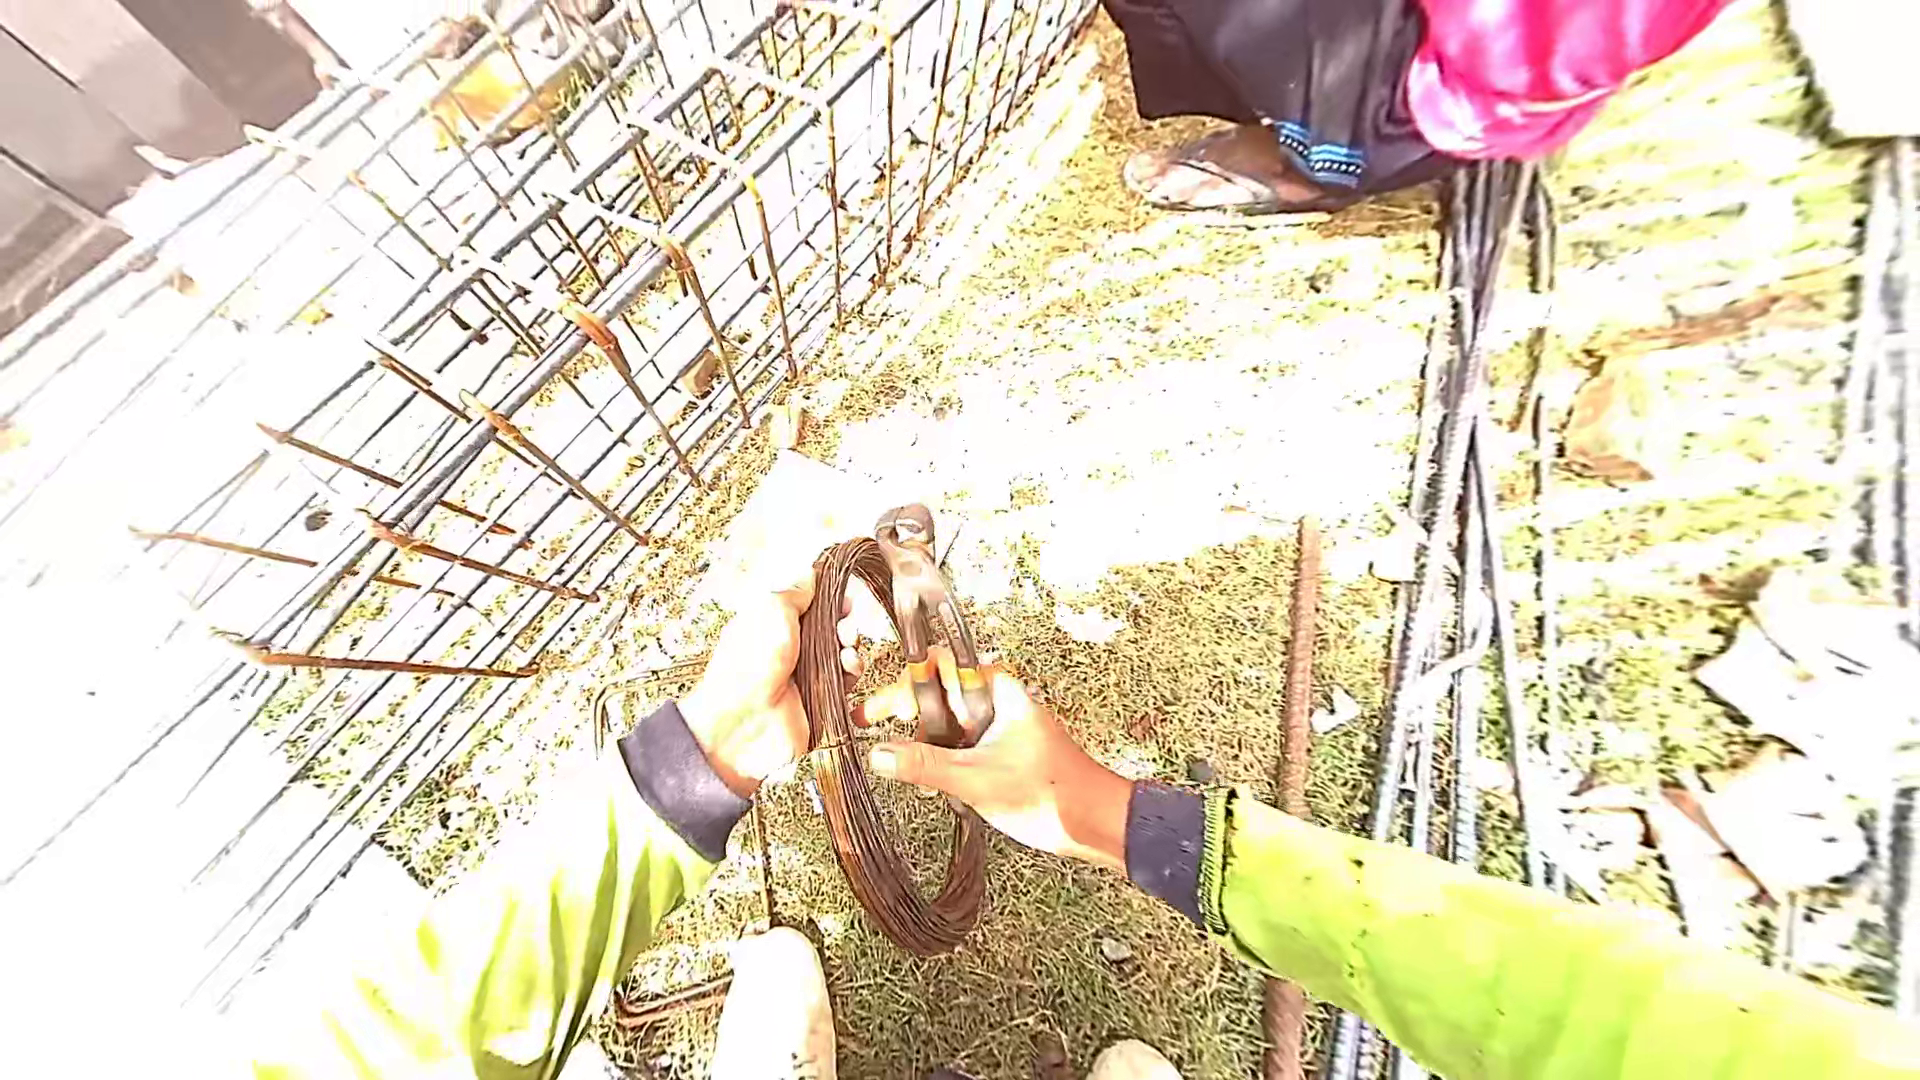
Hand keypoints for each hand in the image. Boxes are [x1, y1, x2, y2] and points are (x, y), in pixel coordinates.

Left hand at [680, 571, 860, 796]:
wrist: (744, 723)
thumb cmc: (747, 666)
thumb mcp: (770, 611)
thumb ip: (794, 592)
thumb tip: (811, 574)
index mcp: (775, 625)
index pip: (811, 605)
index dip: (829, 600)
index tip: (842, 597)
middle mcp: (793, 648)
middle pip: (832, 627)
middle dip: (844, 622)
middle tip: (845, 624)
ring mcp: (808, 674)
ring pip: (844, 652)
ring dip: (851, 645)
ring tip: (847, 647)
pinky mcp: (823, 698)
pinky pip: (847, 679)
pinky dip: (852, 670)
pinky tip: (847, 666)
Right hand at [859, 650, 1132, 871]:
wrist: (1093, 820)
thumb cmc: (1049, 792)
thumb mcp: (976, 780)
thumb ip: (925, 765)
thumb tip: (879, 754)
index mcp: (996, 687)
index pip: (937, 669)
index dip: (900, 689)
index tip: (873, 713)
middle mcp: (997, 696)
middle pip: (940, 691)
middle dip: (912, 717)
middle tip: (888, 743)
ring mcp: (1000, 719)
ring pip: (949, 717)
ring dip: (928, 742)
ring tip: (918, 774)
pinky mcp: (1002, 741)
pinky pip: (963, 737)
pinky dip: (946, 755)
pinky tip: (939, 783)